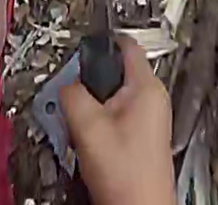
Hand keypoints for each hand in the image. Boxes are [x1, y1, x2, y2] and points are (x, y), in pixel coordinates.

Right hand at [62, 37, 173, 204]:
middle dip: (90, 81)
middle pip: (116, 71)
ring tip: (78, 123)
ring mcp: (149, 119)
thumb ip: (72, 94)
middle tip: (72, 94)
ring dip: (92, 105)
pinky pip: (116, 116)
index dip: (102, 42)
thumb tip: (65, 83)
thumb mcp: (88, 127)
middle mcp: (152, 98)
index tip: (82, 48)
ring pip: (113, 96)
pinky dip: (100, 122)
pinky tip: (88, 141)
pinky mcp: (142, 137)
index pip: (126, 44)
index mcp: (146, 86)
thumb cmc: (125, 176)